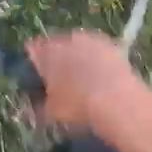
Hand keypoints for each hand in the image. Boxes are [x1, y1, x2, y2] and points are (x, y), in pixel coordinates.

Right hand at [27, 29, 149, 132]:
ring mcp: (89, 38)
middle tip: (62, 83)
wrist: (119, 103)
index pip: (32, 50)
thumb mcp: (52, 113)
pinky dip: (97, 61)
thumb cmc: (78, 107)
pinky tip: (103, 79)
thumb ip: (39, 105)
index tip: (39, 79)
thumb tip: (35, 105)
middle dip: (58, 60)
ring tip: (85, 82)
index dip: (34, 64)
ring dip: (78, 58)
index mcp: (46, 52)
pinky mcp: (110, 44)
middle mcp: (65, 38)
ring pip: (78, 46)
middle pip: (56, 46)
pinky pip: (97, 50)